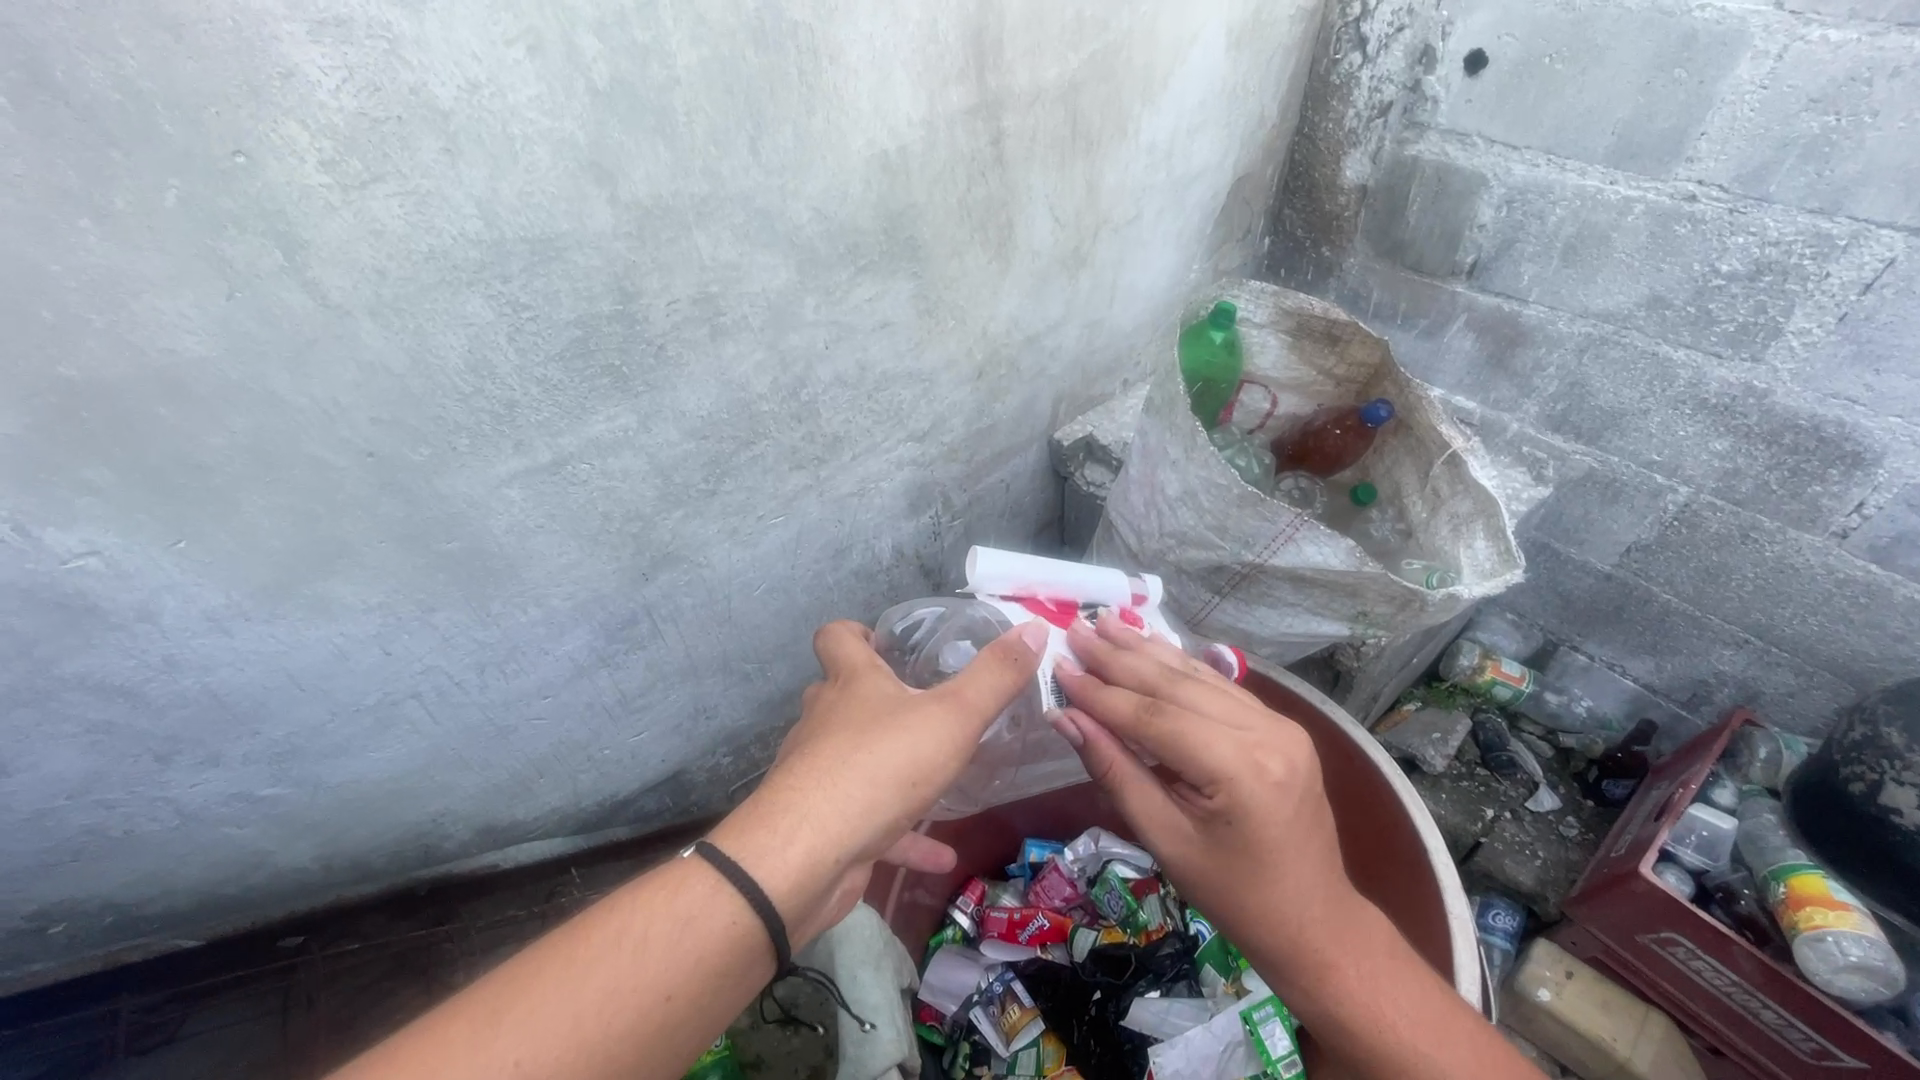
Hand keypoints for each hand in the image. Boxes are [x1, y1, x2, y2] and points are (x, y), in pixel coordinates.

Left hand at [710, 618, 1047, 945]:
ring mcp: (818, 774)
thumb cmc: (881, 766)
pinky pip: (869, 824)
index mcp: (850, 683)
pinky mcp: (824, 824)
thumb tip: (1035, 628)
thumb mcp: (953, 717)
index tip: (884, 641)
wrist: (810, 855)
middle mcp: (825, 721)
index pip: (836, 638)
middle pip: (840, 697)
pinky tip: (939, 854)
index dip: (856, 632)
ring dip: (892, 769)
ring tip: (937, 776)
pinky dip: (902, 836)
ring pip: (854, 760)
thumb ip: (995, 676)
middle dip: (877, 700)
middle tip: (923, 706)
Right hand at [1048, 613, 1361, 991]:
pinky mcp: (1281, 725)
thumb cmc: (1232, 894)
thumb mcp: (1165, 840)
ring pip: (1198, 678)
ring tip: (1105, 623)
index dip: (1101, 693)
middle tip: (1075, 628)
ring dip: (1147, 651)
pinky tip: (1150, 645)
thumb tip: (1065, 718)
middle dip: (1120, 658)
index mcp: (1240, 769)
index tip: (1058, 666)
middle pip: (1176, 686)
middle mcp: (1267, 732)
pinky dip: (1178, 667)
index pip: (1154, 717)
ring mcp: (1280, 724)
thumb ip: (1115, 771)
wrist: (1311, 919)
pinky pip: (1219, 688)